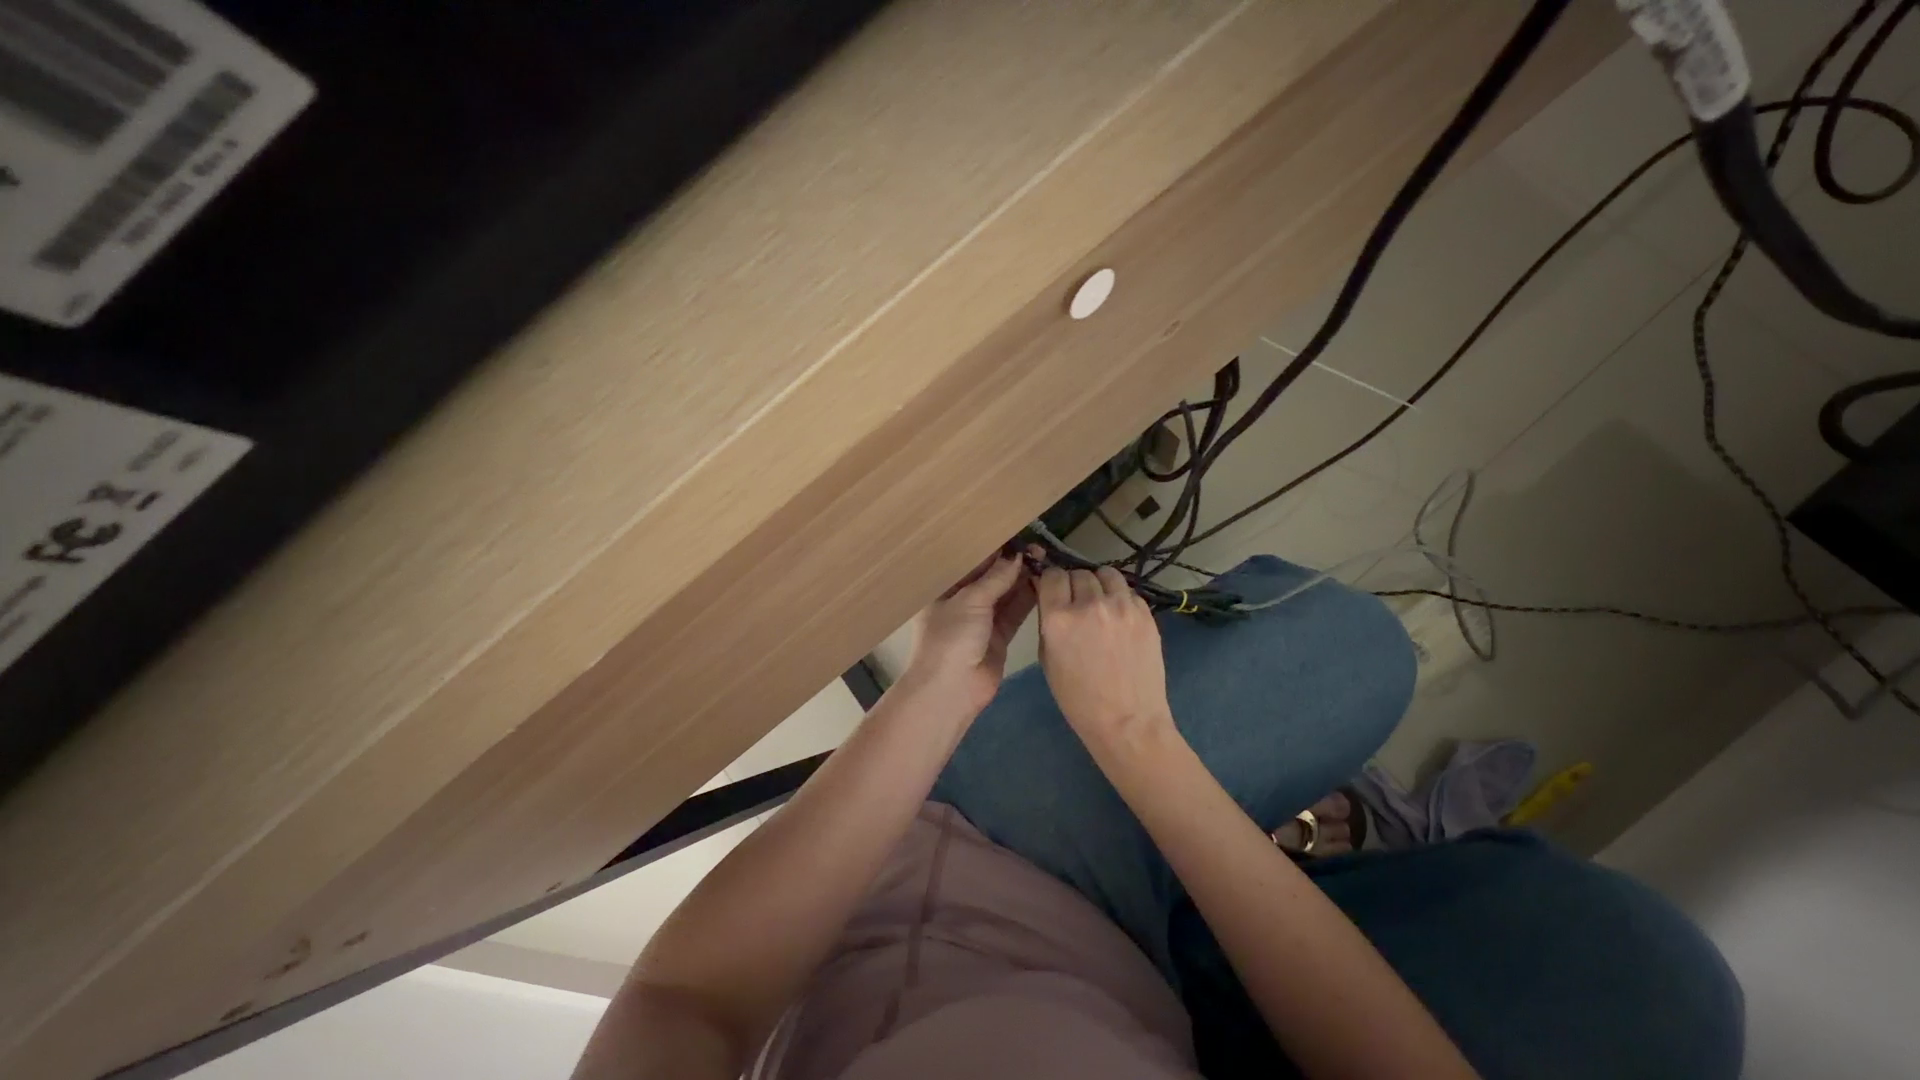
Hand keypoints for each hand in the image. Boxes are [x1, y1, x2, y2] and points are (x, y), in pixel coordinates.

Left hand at [901, 552, 1036, 712]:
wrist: (951, 690)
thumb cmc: (950, 639)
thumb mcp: (970, 602)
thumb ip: (995, 578)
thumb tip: (1016, 556)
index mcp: (945, 589)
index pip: (971, 564)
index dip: (994, 550)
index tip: (1019, 535)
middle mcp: (962, 602)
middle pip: (990, 578)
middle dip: (1012, 564)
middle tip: (1040, 548)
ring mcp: (981, 621)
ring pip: (1005, 594)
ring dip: (1023, 579)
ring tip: (1046, 560)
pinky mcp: (999, 637)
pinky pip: (1014, 613)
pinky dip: (1027, 599)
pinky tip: (1044, 583)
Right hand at [1036, 565, 1173, 749]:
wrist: (1127, 721)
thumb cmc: (1079, 699)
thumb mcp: (1048, 659)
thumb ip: (1047, 622)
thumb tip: (1047, 595)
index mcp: (1059, 618)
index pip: (1052, 576)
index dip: (1051, 583)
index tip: (1053, 592)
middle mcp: (1090, 604)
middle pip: (1079, 573)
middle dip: (1074, 585)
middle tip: (1077, 606)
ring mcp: (1122, 606)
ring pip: (1107, 574)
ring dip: (1099, 585)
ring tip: (1100, 605)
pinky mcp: (1146, 613)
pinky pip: (1128, 592)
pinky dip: (1120, 599)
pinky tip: (1119, 620)